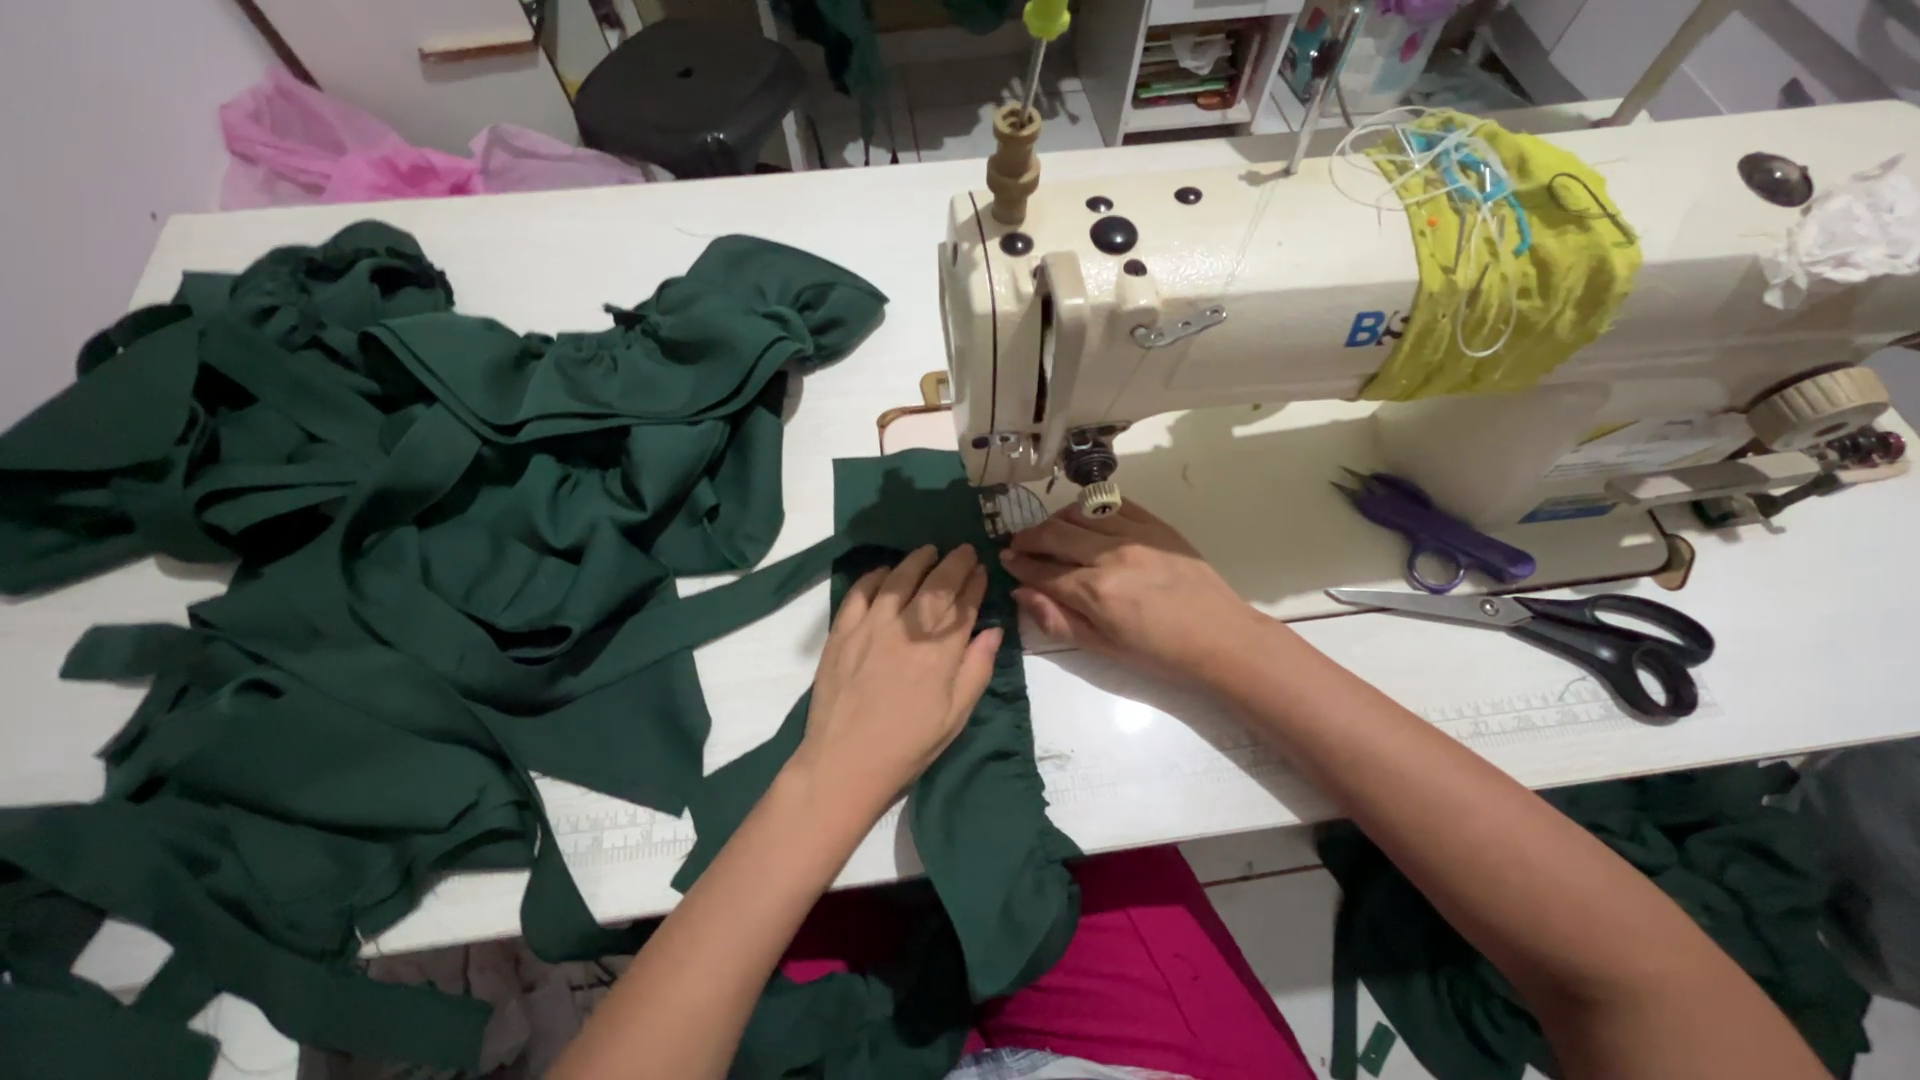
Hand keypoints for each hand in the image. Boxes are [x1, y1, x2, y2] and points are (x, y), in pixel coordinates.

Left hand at [791, 545, 1003, 815]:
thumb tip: (993, 631)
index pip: (964, 605)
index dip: (975, 584)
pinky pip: (860, 591)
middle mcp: (908, 629)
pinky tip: (886, 572)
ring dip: (917, 561)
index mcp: (941, 652)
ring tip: (929, 551)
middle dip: (954, 564)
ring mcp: (871, 626)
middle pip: (936, 584)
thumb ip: (977, 669)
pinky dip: (876, 576)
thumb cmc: (908, 745)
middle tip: (964, 551)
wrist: (846, 761)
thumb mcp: (956, 716)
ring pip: (899, 578)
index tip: (982, 570)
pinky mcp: (842, 631)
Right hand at [1000, 501, 1267, 680]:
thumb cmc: (1160, 654)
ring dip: (1055, 520)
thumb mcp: (1103, 648)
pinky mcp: (1156, 526)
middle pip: (1054, 535)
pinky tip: (1083, 517)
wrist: (1220, 638)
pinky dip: (1091, 507)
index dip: (1018, 564)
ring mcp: (1135, 535)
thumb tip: (1021, 593)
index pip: (1043, 570)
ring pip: (1080, 513)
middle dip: (1028, 538)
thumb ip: (1058, 619)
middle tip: (1016, 543)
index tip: (1004, 560)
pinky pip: (1114, 503)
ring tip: (1046, 530)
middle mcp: (1110, 556)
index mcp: (1095, 592)